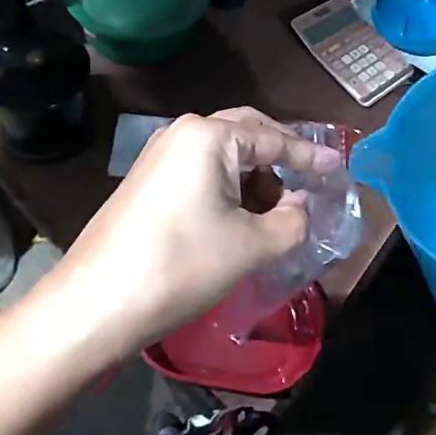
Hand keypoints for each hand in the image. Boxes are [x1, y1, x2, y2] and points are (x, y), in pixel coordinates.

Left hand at [47, 108, 341, 353]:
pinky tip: (241, 214)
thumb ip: (291, 221)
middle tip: (312, 179)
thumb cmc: (181, 265)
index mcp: (208, 135)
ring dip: (254, 175)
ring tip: (280, 208)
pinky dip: (227, 186)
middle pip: (245, 134)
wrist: (96, 302)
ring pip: (221, 154)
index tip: (338, 166)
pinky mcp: (147, 180)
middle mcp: (181, 132)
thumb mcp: (250, 246)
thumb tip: (302, 206)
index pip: (272, 139)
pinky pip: (199, 170)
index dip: (309, 156)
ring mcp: (159, 155)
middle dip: (280, 156)